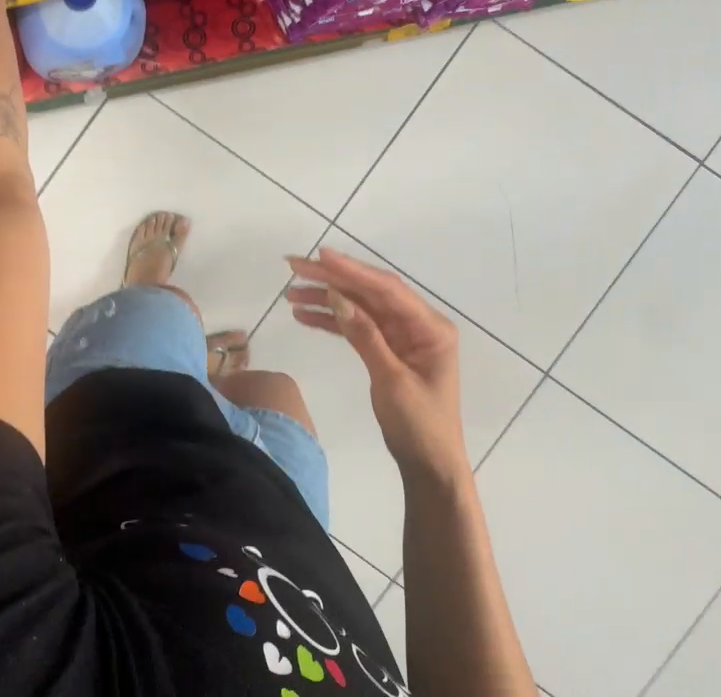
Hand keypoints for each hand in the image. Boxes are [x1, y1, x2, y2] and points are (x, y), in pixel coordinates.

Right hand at [286, 247, 470, 481]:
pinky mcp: (386, 350)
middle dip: (331, 279)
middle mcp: (416, 324)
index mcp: (430, 327)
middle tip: (294, 267)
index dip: (352, 270)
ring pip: (358, 307)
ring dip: (325, 298)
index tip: (320, 256)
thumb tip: (337, 297)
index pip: (386, 289)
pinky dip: (331, 321)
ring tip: (290, 293)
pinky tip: (304, 315)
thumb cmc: (420, 424)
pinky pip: (355, 326)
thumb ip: (365, 335)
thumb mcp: (392, 379)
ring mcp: (401, 336)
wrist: (430, 465)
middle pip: (369, 292)